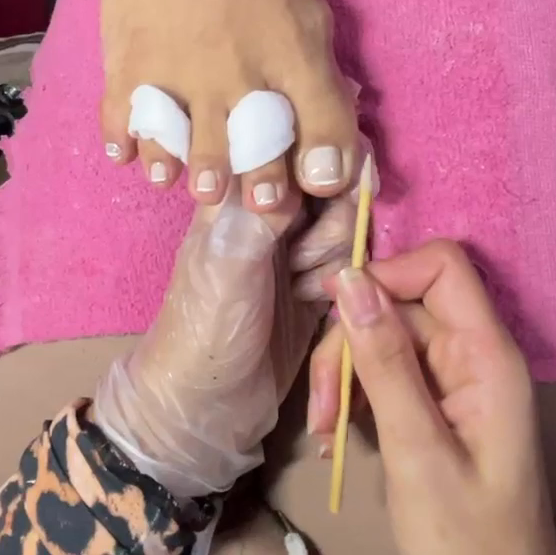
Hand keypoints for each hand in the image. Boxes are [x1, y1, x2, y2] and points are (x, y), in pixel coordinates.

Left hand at [90, 191, 325, 496]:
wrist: (205, 405)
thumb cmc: (207, 325)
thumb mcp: (230, 259)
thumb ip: (269, 208)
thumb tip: (315, 161)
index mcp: (240, 190)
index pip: (296, 149)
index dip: (325, 163)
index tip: (330, 194)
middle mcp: (269, 211)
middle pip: (333, 187)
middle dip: (331, 225)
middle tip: (299, 263)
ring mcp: (293, 249)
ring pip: (346, 229)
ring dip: (333, 260)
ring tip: (300, 290)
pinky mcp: (314, 284)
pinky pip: (350, 266)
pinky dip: (340, 284)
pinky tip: (315, 306)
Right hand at [98, 0, 357, 217]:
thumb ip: (317, 63)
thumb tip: (328, 105)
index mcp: (295, 63)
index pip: (322, 144)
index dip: (321, 174)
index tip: (308, 183)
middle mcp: (240, 84)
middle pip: (250, 163)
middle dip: (255, 190)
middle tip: (245, 195)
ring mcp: (178, 77)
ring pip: (185, 157)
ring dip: (188, 174)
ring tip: (186, 179)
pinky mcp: (127, 60)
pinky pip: (123, 123)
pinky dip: (126, 144)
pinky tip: (129, 152)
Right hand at [309, 240, 555, 554]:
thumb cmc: (466, 540)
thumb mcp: (417, 451)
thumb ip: (384, 362)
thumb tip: (349, 278)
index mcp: (487, 356)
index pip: (441, 267)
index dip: (389, 274)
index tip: (339, 309)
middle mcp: (471, 355)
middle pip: (399, 304)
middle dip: (351, 342)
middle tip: (323, 406)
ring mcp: (450, 379)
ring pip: (382, 335)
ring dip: (343, 372)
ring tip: (326, 428)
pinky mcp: (431, 402)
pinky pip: (382, 369)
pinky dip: (353, 392)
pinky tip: (337, 431)